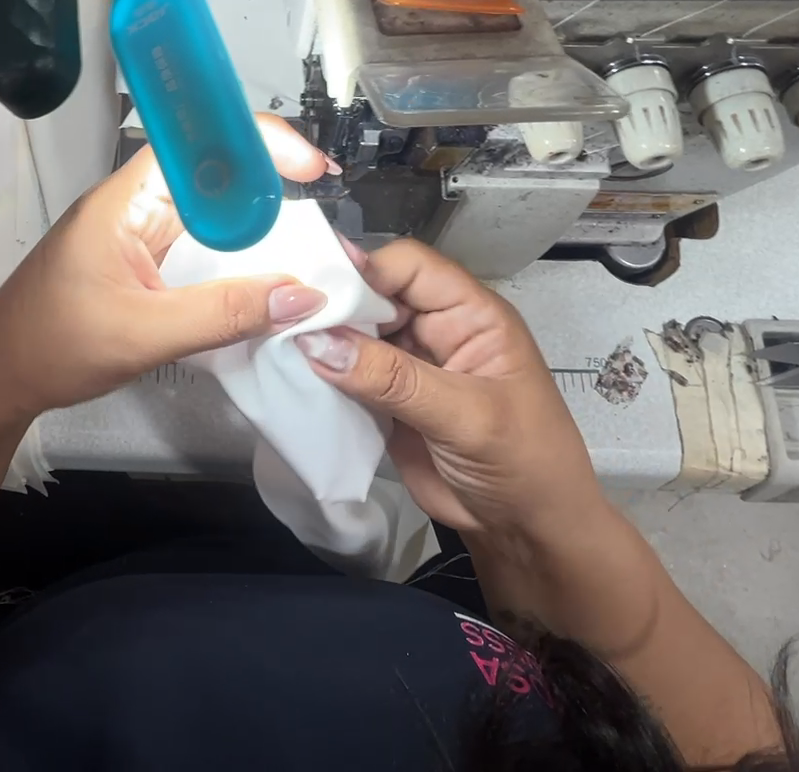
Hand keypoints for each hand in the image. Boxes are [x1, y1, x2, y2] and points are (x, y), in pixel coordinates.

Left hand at [0, 115, 334, 414]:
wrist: (1, 378)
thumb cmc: (52, 346)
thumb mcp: (143, 333)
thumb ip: (223, 314)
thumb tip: (304, 295)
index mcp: (125, 200)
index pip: (196, 142)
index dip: (256, 141)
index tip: (311, 167)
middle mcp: (136, 206)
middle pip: (212, 174)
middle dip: (271, 188)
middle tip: (325, 216)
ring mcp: (139, 235)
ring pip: (210, 214)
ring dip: (258, 228)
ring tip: (311, 249)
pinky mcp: (144, 264)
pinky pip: (201, 249)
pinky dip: (237, 260)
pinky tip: (268, 278)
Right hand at [293, 239, 606, 538]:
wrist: (524, 531)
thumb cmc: (523, 464)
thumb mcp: (466, 417)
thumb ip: (393, 378)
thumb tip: (316, 342)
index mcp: (469, 314)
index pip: (408, 267)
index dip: (364, 271)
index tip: (313, 291)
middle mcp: (434, 328)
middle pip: (373, 294)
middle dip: (332, 304)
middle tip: (279, 318)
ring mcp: (407, 364)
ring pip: (353, 332)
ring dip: (319, 339)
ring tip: (274, 343)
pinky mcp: (384, 397)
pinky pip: (345, 372)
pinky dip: (319, 373)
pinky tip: (288, 374)